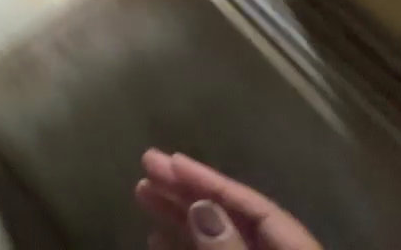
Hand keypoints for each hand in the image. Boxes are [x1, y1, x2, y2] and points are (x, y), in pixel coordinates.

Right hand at [134, 150, 321, 249]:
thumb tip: (201, 205)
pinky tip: (157, 237)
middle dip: (189, 191)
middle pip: (237, 218)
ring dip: (180, 215)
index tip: (169, 158)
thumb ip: (229, 249)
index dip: (212, 180)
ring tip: (142, 193)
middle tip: (146, 164)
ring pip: (222, 238)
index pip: (258, 207)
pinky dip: (187, 246)